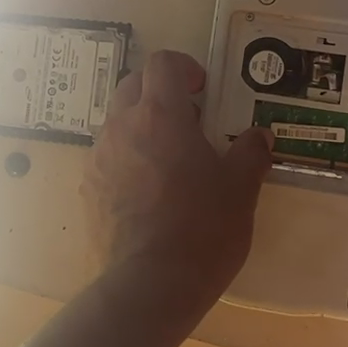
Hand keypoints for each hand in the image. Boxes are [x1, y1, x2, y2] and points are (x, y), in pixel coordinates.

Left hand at [81, 51, 273, 319]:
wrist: (149, 283)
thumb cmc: (203, 228)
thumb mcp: (240, 189)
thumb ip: (250, 153)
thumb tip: (258, 137)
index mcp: (160, 115)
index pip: (162, 63)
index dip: (184, 67)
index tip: (202, 90)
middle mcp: (122, 126)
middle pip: (132, 85)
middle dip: (158, 92)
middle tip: (188, 121)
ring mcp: (99, 157)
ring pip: (116, 122)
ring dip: (141, 127)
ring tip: (169, 160)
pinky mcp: (88, 188)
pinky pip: (107, 158)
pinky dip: (126, 159)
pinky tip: (147, 192)